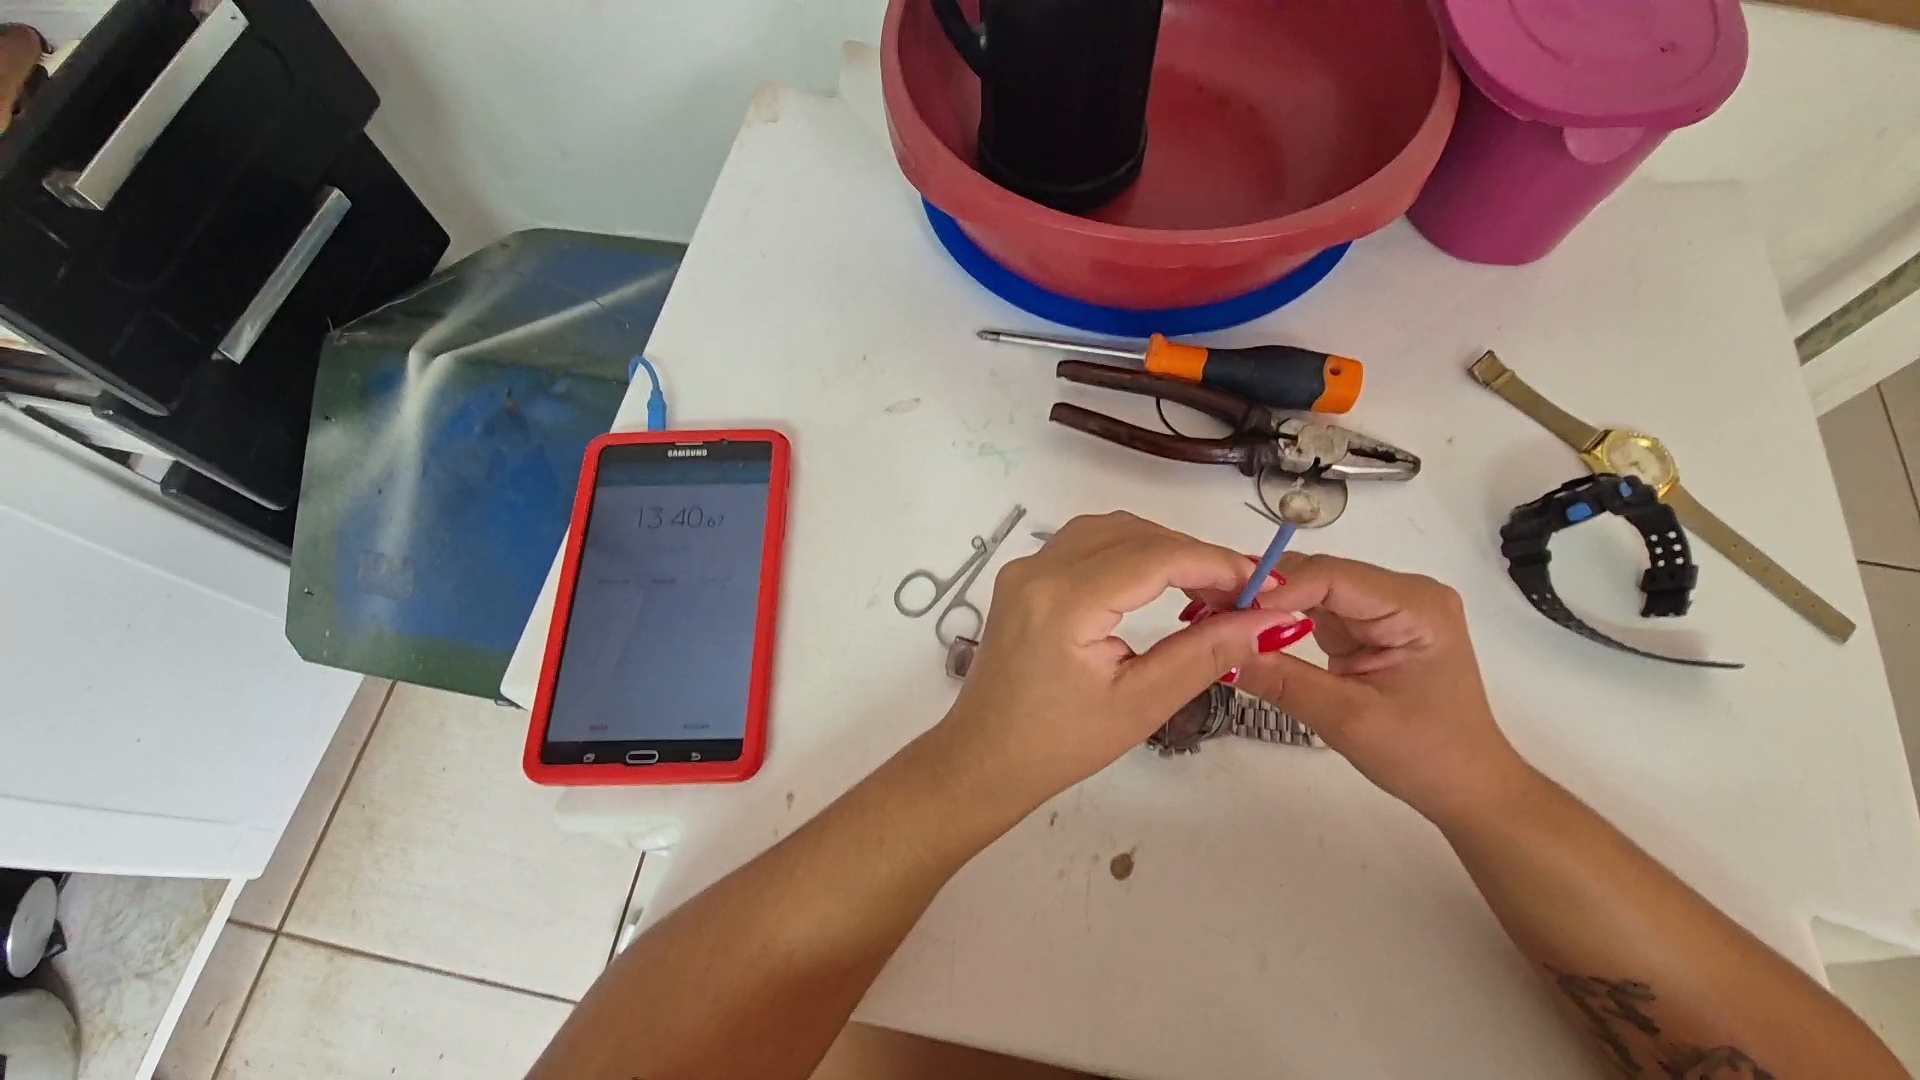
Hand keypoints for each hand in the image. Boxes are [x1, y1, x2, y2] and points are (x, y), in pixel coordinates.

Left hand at [936, 512, 1299, 812]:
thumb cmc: (1060, 744)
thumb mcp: (1140, 704)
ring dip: (1160, 548)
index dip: (1214, 562)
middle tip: (1240, 591)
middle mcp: (1039, 570)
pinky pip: (1084, 543)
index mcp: (1064, 601)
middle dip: (1192, 554)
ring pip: (1109, 530)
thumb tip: (1267, 620)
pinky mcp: (1022, 578)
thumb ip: (1205, 654)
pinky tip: (1156, 581)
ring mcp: (1024, 569)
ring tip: (1205, 587)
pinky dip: (1128, 552)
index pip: (1154, 556)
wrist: (985, 758)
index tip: (1262, 582)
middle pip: (1133, 533)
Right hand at [1231, 554, 1535, 826]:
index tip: (1227, 606)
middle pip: (1319, 576)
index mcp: (1416, 607)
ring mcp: (1383, 609)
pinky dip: (1277, 619)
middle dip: (1263, 590)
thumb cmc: (1424, 755)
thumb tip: (1220, 651)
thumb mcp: (1347, 720)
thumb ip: (1283, 680)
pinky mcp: (1366, 627)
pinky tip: (1241, 626)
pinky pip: (1312, 611)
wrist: (1465, 787)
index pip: (1335, 577)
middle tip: (1207, 605)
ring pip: (1309, 590)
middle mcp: (1401, 595)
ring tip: (1215, 614)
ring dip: (1264, 603)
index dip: (1278, 585)